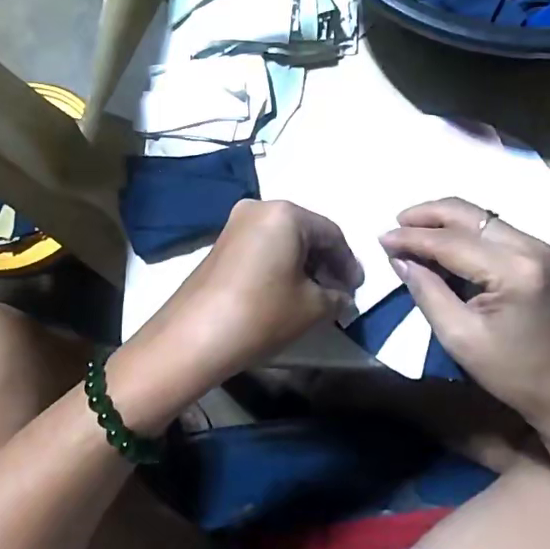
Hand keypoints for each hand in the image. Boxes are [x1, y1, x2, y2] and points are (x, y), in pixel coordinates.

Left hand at [141, 199, 361, 392]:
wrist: (193, 339)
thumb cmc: (261, 314)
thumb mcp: (312, 308)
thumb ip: (337, 297)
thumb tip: (343, 297)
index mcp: (286, 213)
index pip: (331, 234)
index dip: (348, 263)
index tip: (357, 289)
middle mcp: (259, 209)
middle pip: (306, 233)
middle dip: (326, 263)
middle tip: (340, 291)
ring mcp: (235, 225)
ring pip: (283, 240)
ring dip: (304, 265)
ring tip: (316, 295)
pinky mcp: (220, 245)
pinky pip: (263, 248)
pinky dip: (281, 266)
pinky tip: (288, 291)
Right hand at [378, 198, 549, 430]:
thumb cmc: (510, 371)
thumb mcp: (459, 336)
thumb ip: (427, 291)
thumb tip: (400, 257)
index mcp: (513, 269)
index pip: (451, 241)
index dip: (412, 237)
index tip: (381, 238)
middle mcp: (528, 246)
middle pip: (468, 214)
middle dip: (427, 215)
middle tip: (394, 226)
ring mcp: (535, 246)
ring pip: (479, 216)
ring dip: (443, 221)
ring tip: (410, 233)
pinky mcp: (535, 253)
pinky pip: (490, 229)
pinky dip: (461, 231)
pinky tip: (439, 244)